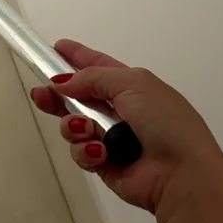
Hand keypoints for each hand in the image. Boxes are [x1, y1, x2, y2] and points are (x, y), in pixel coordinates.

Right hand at [29, 39, 222, 215]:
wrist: (181, 175)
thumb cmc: (164, 122)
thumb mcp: (133, 84)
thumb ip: (92, 77)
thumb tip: (61, 83)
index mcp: (132, 87)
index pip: (98, 67)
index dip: (77, 57)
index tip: (55, 47)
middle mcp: (120, 111)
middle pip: (78, 97)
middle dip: (57, 94)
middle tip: (40, 93)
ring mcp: (110, 138)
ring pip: (73, 125)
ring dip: (73, 125)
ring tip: (84, 129)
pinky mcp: (103, 164)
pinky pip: (80, 152)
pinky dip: (86, 150)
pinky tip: (100, 152)